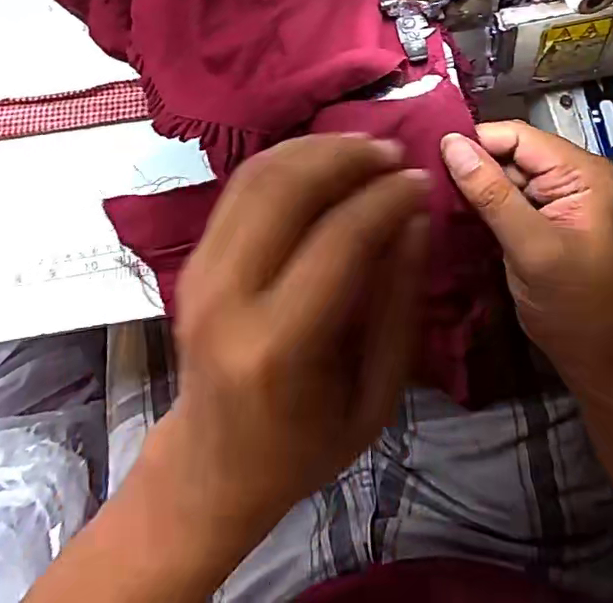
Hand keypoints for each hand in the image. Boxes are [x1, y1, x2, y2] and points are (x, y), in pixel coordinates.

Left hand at [151, 134, 429, 534]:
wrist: (209, 466)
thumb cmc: (303, 446)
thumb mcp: (375, 396)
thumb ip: (398, 303)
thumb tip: (415, 217)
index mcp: (277, 346)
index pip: (339, 240)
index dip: (386, 199)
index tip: (420, 180)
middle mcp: (227, 297)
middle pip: (287, 191)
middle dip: (347, 157)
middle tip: (391, 151)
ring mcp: (199, 272)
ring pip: (257, 177)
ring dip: (315, 149)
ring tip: (362, 147)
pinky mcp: (192, 260)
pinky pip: (239, 188)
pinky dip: (284, 161)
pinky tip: (321, 158)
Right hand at [440, 122, 612, 393]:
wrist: (604, 364)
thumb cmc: (577, 309)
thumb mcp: (532, 248)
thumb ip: (491, 193)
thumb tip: (450, 143)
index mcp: (587, 174)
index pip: (520, 137)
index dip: (476, 143)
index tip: (431, 157)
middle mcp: (579, 177)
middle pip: (512, 154)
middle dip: (473, 167)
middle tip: (430, 184)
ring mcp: (565, 200)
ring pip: (507, 176)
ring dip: (476, 188)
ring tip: (438, 200)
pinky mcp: (550, 221)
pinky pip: (512, 199)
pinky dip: (486, 206)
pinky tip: (459, 216)